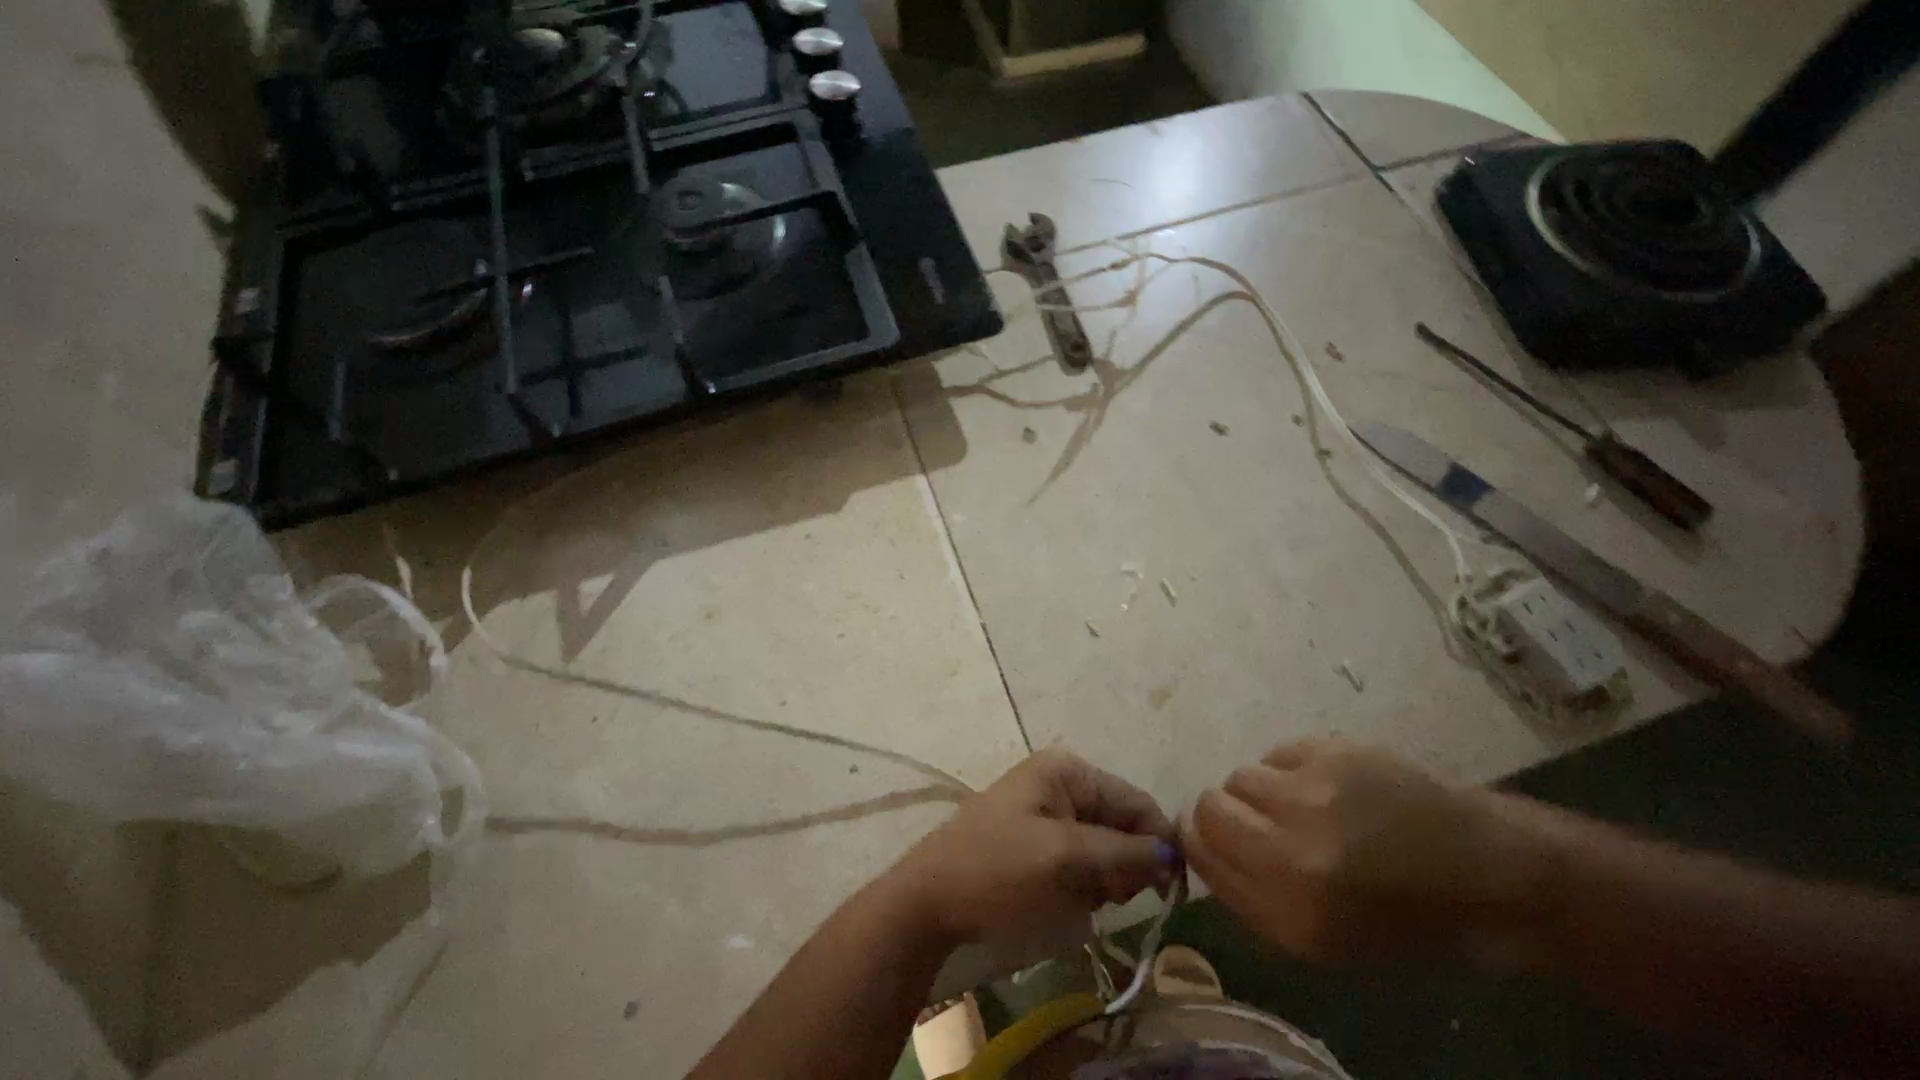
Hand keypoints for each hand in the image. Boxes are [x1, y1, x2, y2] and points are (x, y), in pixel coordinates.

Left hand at [886, 749, 1179, 945]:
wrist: (929, 903)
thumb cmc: (996, 870)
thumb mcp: (1064, 858)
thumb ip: (1122, 852)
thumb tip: (1172, 855)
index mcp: (1066, 772)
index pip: (1136, 800)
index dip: (1159, 841)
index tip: (1172, 890)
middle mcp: (1060, 785)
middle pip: (1122, 824)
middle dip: (1125, 863)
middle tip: (1113, 897)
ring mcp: (1046, 816)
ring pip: (1104, 850)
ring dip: (1104, 880)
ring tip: (1083, 900)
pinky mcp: (1036, 847)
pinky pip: (1080, 865)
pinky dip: (1083, 887)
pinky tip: (1067, 902)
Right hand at [1182, 739, 1554, 967]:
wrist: (1494, 878)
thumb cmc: (1409, 925)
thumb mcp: (1325, 945)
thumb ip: (1253, 900)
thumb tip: (1203, 850)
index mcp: (1288, 911)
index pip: (1200, 854)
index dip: (1197, 841)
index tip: (1211, 839)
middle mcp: (1291, 851)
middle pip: (1210, 807)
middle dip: (1224, 815)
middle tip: (1259, 823)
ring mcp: (1314, 794)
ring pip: (1242, 775)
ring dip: (1262, 792)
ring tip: (1303, 807)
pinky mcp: (1338, 753)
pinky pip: (1280, 753)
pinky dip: (1292, 769)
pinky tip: (1328, 787)